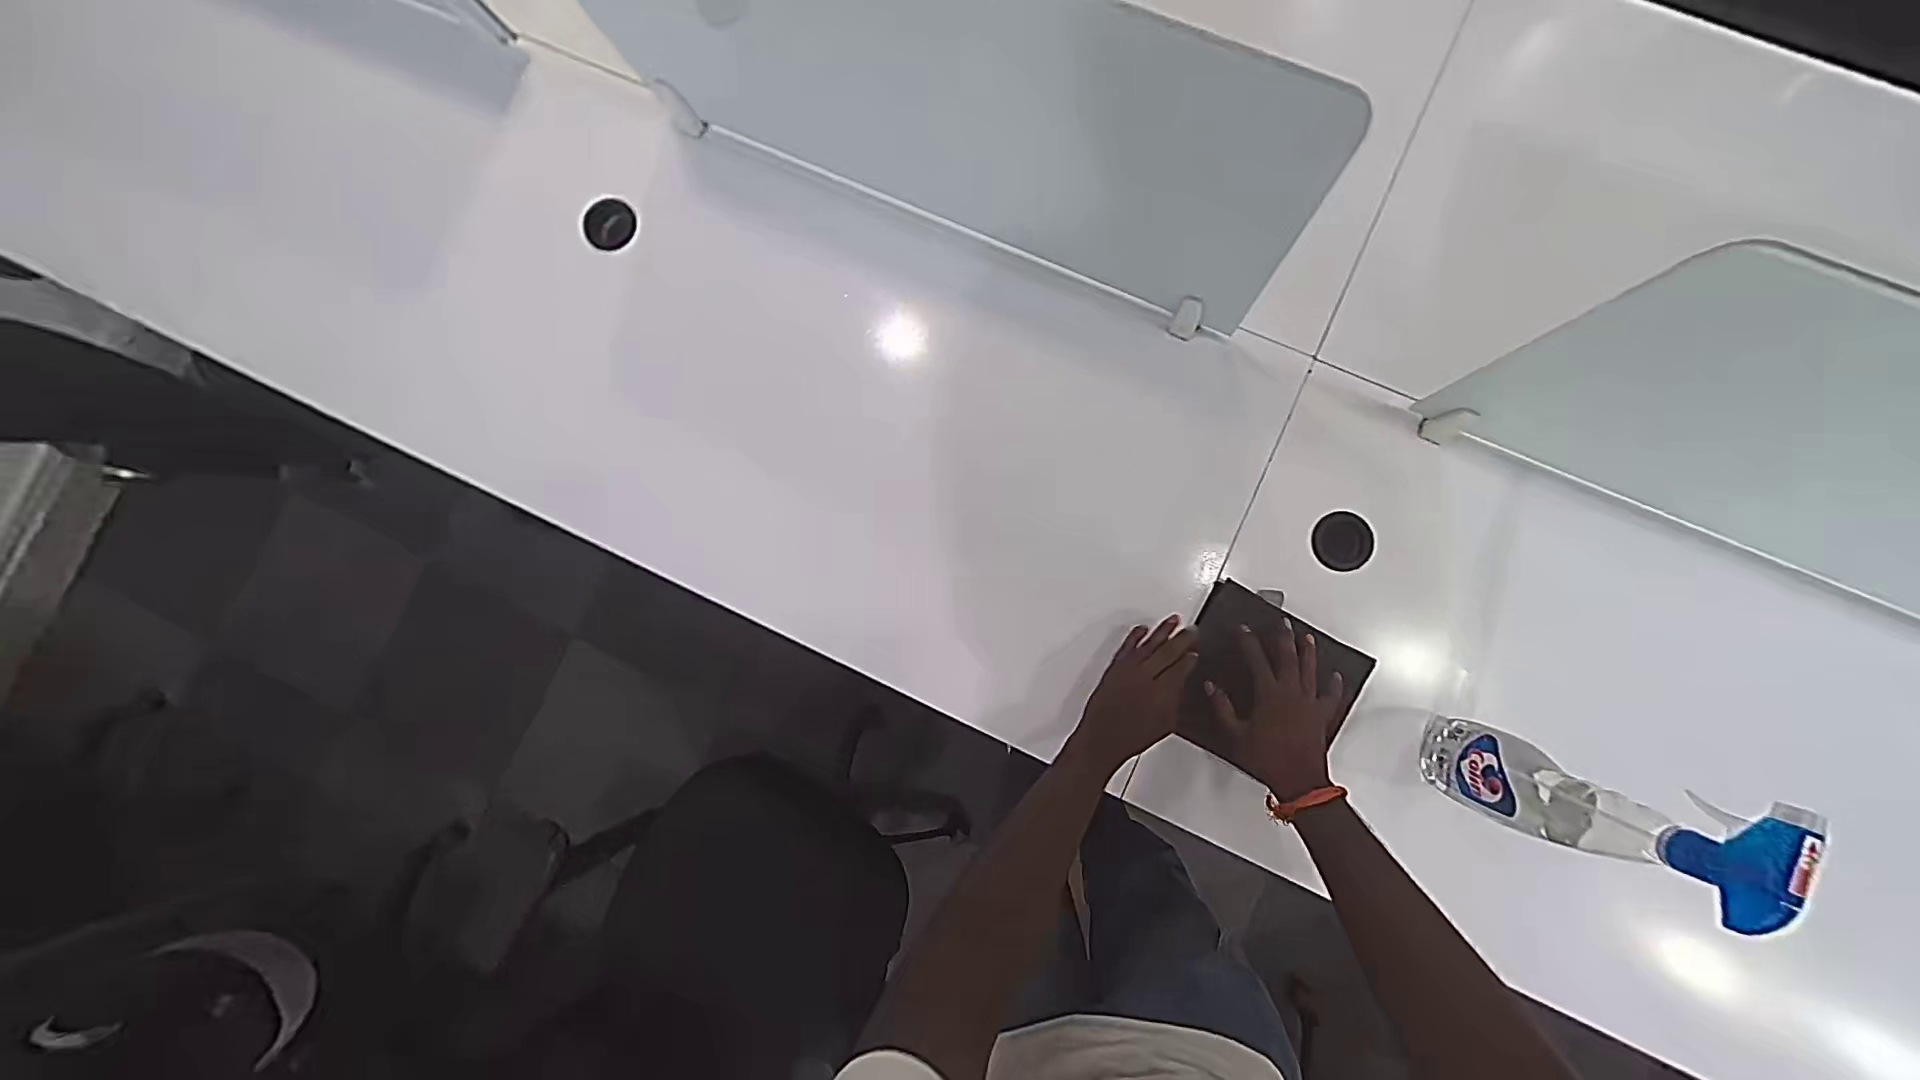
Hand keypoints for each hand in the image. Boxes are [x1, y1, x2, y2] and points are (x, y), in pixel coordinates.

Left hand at [1064, 614, 1198, 774]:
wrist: (1102, 738)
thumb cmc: (1131, 737)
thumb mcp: (1164, 724)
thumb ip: (1174, 700)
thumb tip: (1180, 684)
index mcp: (1162, 692)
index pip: (1181, 667)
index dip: (1190, 658)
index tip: (1196, 651)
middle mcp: (1145, 677)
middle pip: (1168, 651)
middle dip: (1182, 639)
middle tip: (1192, 630)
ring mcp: (1128, 670)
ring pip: (1149, 644)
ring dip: (1162, 631)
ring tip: (1173, 620)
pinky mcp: (1114, 669)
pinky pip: (1127, 647)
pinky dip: (1135, 636)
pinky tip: (1143, 629)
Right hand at [1204, 621, 1350, 798]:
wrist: (1299, 780)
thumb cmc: (1267, 759)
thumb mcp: (1234, 733)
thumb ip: (1222, 707)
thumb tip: (1211, 687)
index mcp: (1268, 694)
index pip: (1256, 659)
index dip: (1249, 641)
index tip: (1244, 630)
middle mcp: (1291, 693)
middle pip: (1287, 657)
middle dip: (1282, 637)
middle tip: (1281, 622)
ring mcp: (1309, 703)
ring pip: (1310, 669)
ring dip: (1307, 651)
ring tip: (1306, 637)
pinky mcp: (1322, 715)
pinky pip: (1331, 695)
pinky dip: (1334, 684)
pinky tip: (1336, 675)